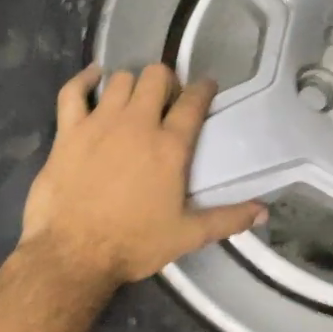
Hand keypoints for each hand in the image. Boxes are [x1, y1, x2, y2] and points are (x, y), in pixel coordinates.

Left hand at [20, 64, 266, 291]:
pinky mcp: (68, 131)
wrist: (73, 253)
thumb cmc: (134, 244)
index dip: (203, 89)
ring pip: (119, 79)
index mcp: (170, 146)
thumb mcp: (187, 236)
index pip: (193, 102)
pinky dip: (83, 80)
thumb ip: (227, 219)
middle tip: (167, 100)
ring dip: (131, 84)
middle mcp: (137, 124)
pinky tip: (92, 78)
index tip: (207, 87)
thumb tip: (264, 213)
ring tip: (134, 99)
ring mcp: (99, 123)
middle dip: (166, 81)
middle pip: (155, 77)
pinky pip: (72, 91)